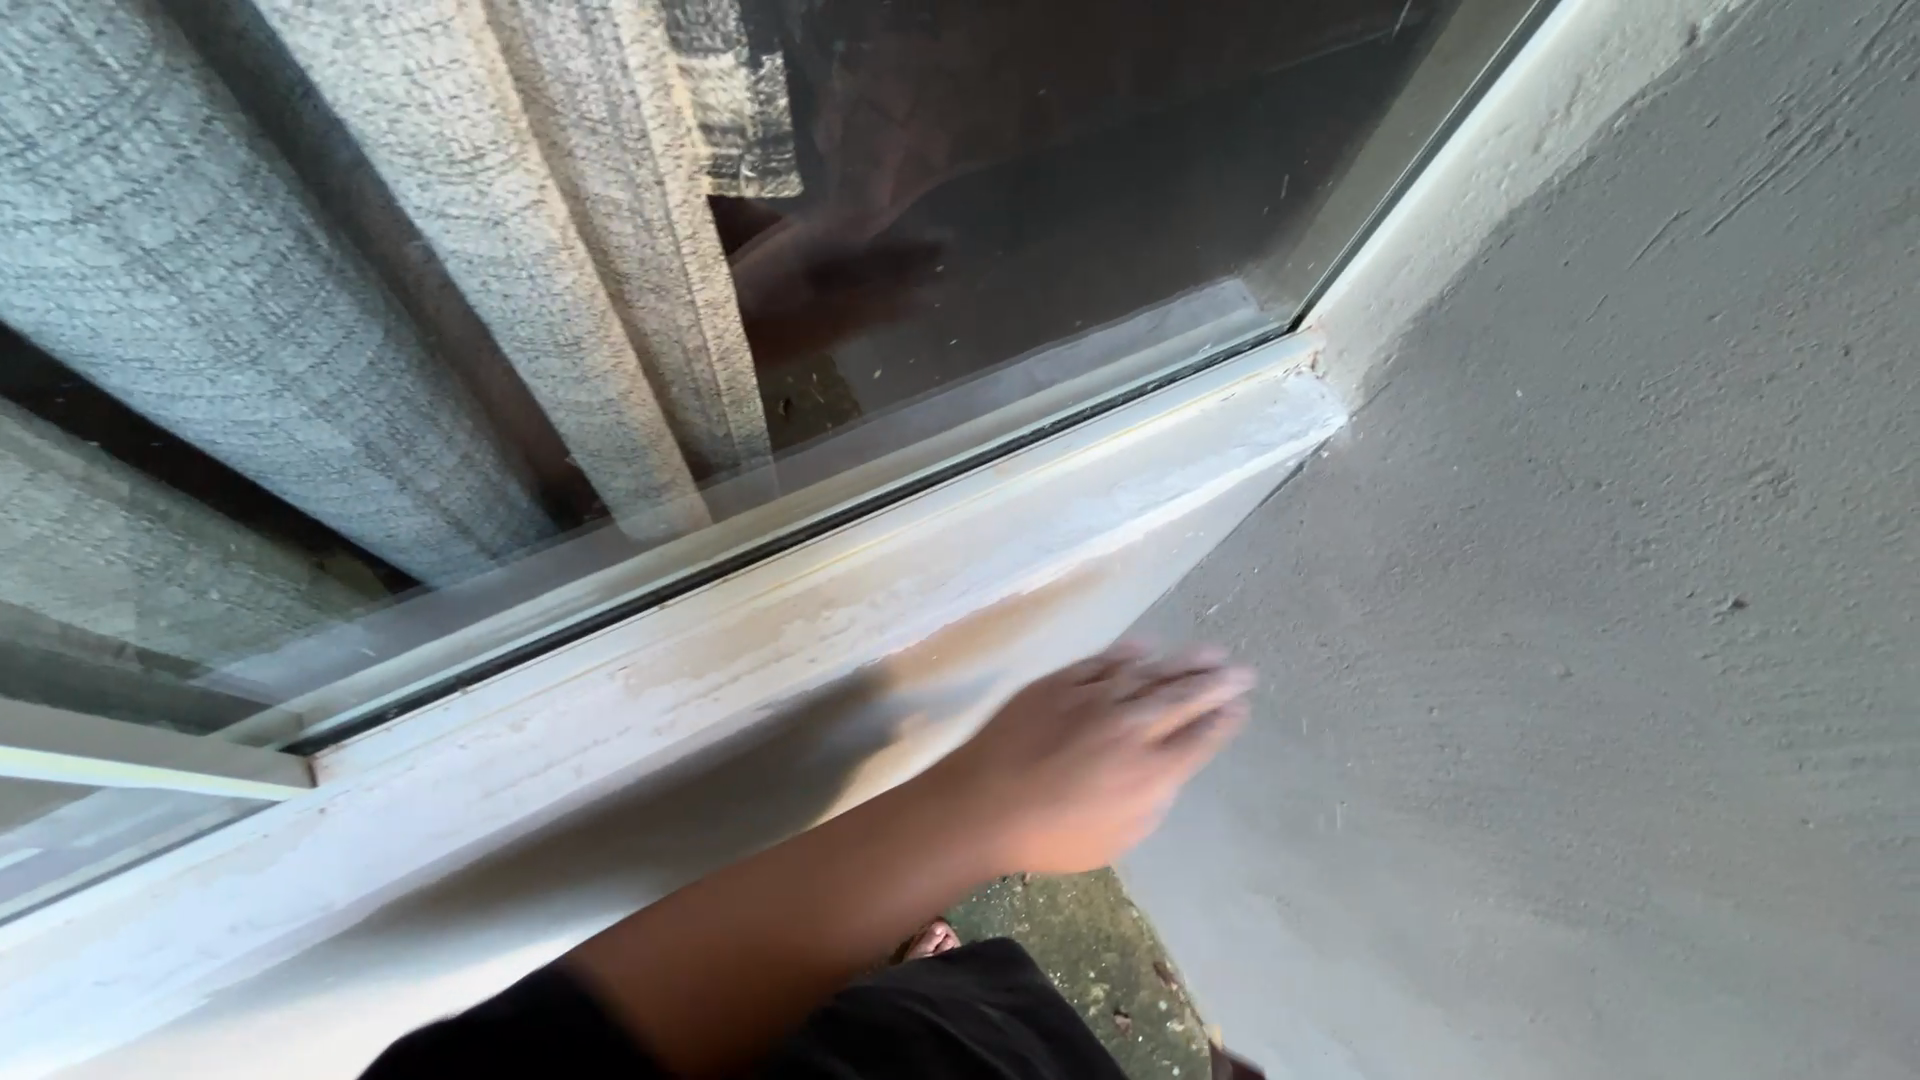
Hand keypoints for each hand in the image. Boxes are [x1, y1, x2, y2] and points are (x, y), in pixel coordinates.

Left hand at [918, 642, 1254, 875]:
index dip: (1224, 721)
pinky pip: (1104, 661)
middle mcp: (1131, 726)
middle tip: (1242, 672)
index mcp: (1151, 771)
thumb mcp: (1118, 838)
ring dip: (1184, 661)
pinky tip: (1146, 647)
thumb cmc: (1050, 837)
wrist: (984, 803)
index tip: (1240, 706)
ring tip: (1210, 652)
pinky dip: (1128, 653)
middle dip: (1218, 684)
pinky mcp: (1062, 682)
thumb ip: (1152, 799)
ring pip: (1150, 673)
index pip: (1200, 738)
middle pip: (1185, 698)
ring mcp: (1095, 698)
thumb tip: (1166, 770)